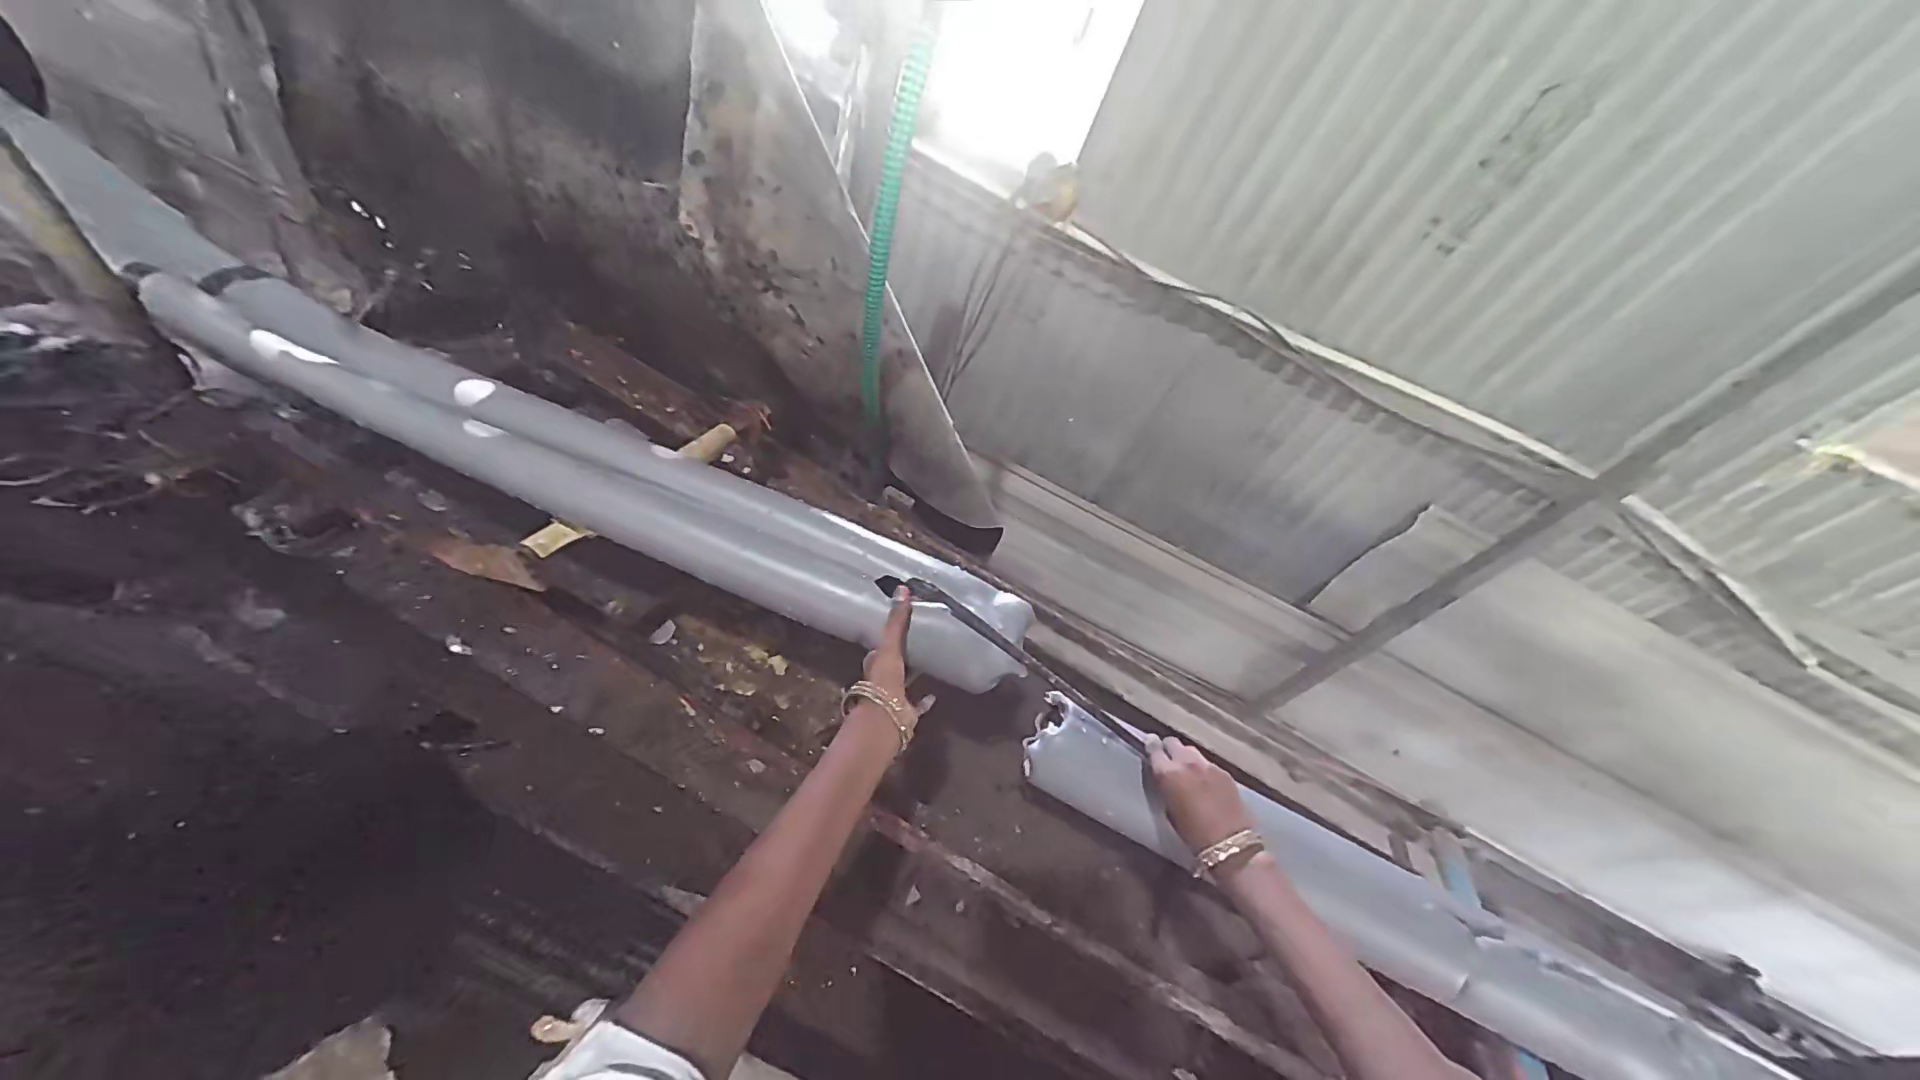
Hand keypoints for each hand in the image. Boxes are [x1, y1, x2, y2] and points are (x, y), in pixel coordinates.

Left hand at [863, 586, 934, 716]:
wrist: (886, 718)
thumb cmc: (884, 680)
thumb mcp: (890, 646)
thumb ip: (896, 620)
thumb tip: (902, 588)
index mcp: (875, 664)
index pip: (880, 648)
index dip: (889, 637)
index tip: (902, 626)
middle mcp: (882, 681)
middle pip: (892, 666)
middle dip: (902, 656)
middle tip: (920, 643)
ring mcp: (894, 698)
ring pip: (904, 684)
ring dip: (913, 676)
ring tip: (930, 663)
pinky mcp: (906, 713)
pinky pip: (917, 705)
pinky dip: (925, 700)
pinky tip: (935, 694)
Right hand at [1147, 735, 1253, 852]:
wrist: (1229, 842)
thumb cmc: (1192, 833)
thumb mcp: (1168, 809)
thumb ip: (1164, 786)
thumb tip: (1165, 778)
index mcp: (1168, 773)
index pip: (1154, 748)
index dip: (1151, 747)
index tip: (1150, 748)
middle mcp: (1186, 762)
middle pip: (1173, 742)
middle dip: (1169, 749)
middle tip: (1169, 761)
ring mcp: (1207, 764)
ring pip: (1191, 750)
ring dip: (1186, 756)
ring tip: (1188, 770)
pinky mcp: (1224, 771)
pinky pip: (1207, 762)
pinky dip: (1202, 768)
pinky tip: (1206, 782)